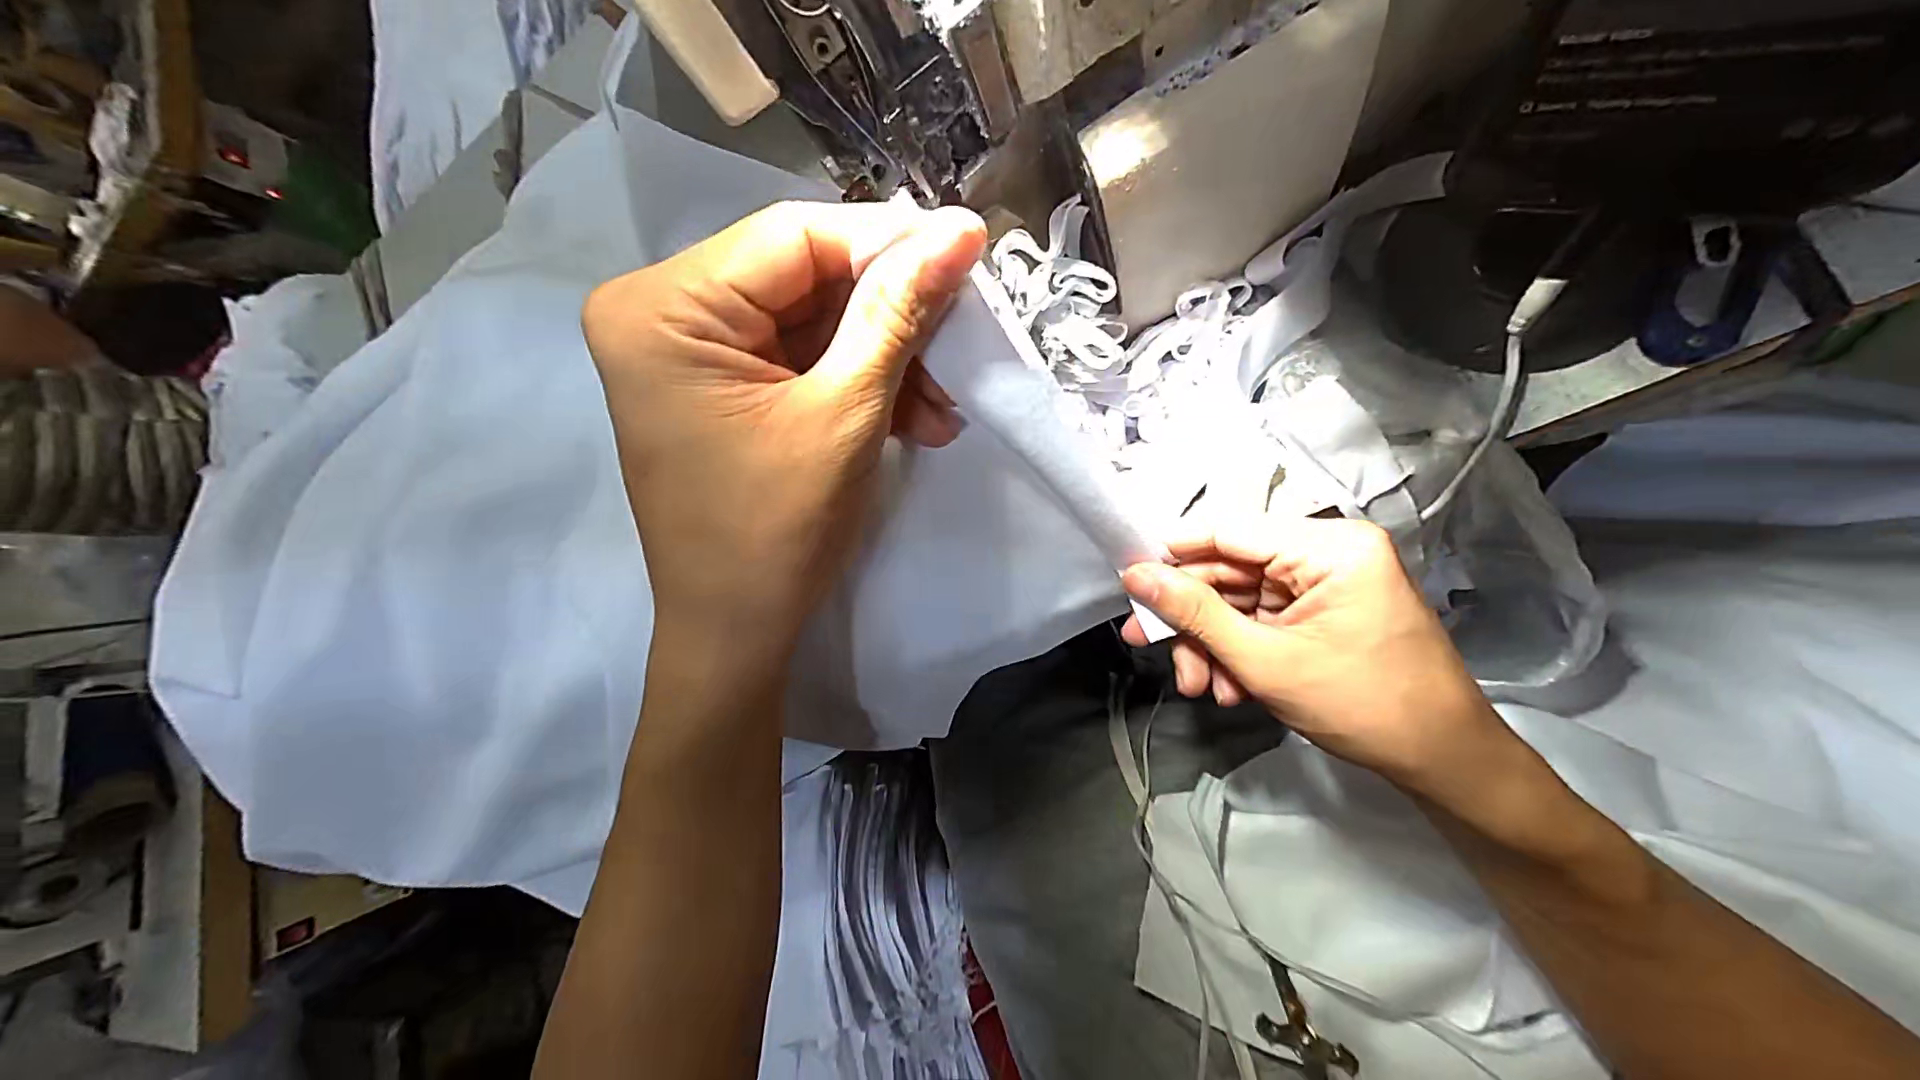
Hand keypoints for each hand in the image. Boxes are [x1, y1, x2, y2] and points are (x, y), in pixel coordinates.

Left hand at [583, 201, 986, 651]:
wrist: (737, 634)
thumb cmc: (778, 532)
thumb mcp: (847, 414)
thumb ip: (899, 313)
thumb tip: (960, 228)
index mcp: (664, 309)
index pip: (794, 237)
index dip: (890, 243)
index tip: (969, 252)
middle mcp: (663, 315)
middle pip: (806, 278)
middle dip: (894, 318)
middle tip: (962, 342)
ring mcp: (691, 354)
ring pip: (815, 323)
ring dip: (888, 360)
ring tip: (945, 408)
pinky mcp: (722, 388)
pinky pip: (805, 362)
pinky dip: (863, 385)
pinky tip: (919, 420)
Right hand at [1120, 516, 1519, 799]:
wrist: (1443, 761)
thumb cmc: (1362, 705)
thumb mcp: (1264, 660)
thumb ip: (1195, 613)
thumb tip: (1136, 576)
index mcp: (1329, 546)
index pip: (1229, 530)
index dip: (1173, 554)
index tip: (1129, 580)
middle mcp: (1327, 552)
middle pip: (1230, 569)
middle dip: (1192, 617)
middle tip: (1149, 645)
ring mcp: (1324, 582)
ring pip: (1240, 599)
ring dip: (1212, 642)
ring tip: (1198, 684)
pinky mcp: (1321, 609)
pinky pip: (1262, 618)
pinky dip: (1238, 650)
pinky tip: (1228, 686)